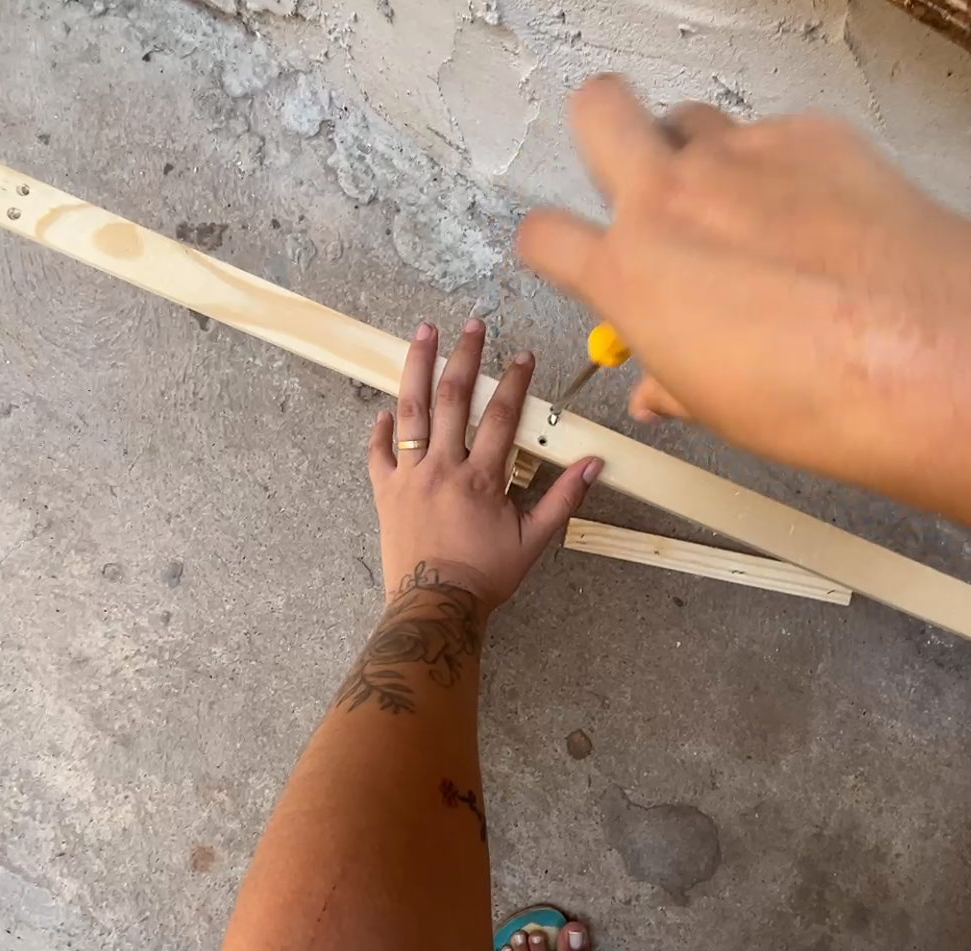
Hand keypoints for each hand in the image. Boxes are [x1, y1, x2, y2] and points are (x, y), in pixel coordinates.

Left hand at [367, 319, 602, 612]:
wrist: (436, 604)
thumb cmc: (486, 574)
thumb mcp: (534, 539)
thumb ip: (563, 498)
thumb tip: (593, 465)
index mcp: (481, 478)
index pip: (501, 417)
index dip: (514, 382)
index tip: (522, 356)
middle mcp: (443, 468)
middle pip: (453, 399)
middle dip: (464, 357)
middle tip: (472, 325)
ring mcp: (409, 477)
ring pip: (411, 412)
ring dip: (417, 368)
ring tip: (423, 334)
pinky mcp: (385, 492)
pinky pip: (377, 453)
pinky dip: (379, 430)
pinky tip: (385, 409)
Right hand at [516, 76, 970, 488]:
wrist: (914, 346)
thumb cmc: (809, 392)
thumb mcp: (712, 404)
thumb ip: (670, 382)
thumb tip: (659, 391)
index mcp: (629, 274)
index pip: (546, 236)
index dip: (548, 244)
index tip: (562, 250)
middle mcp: (670, 199)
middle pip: (598, 109)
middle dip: (601, 129)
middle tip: (631, 171)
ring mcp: (738, 158)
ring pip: (689, 118)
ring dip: (693, 152)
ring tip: (734, 207)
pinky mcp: (808, 135)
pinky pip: (771, 136)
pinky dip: (777, 170)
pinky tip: (812, 218)